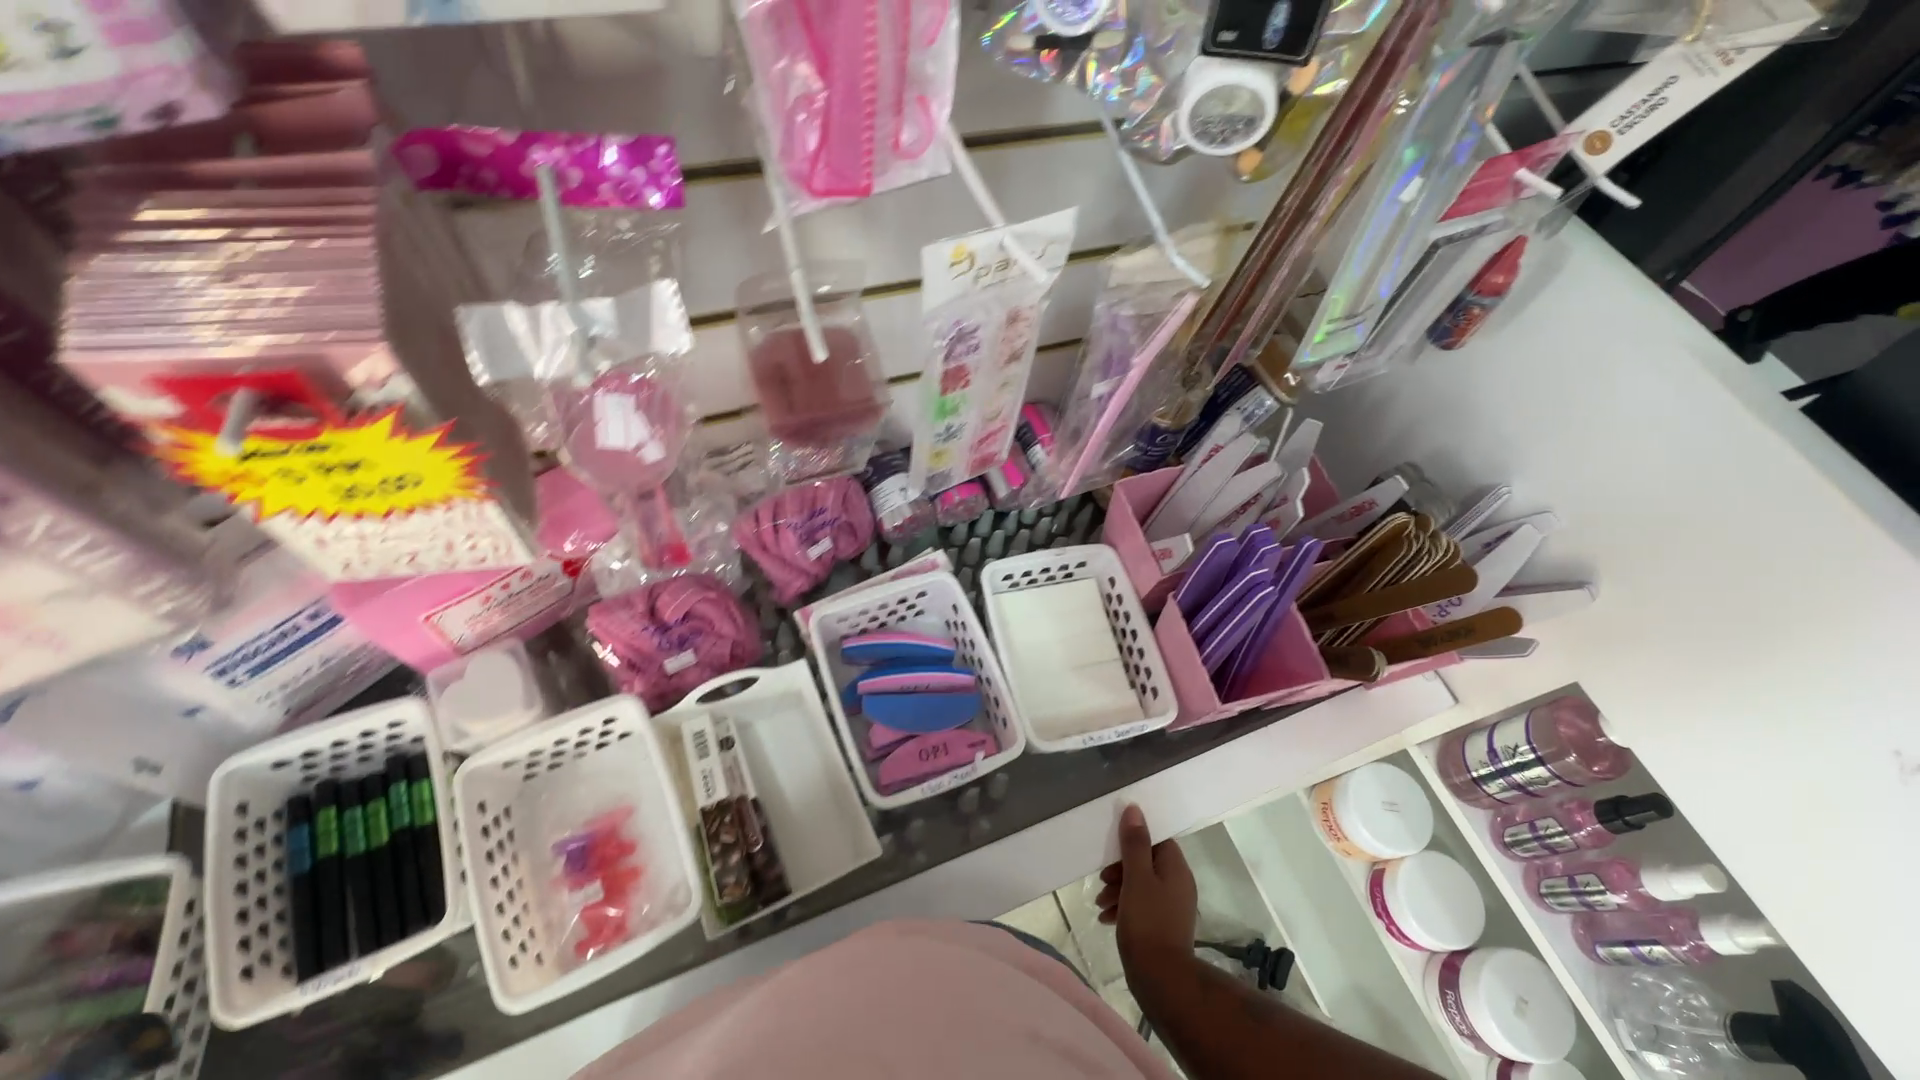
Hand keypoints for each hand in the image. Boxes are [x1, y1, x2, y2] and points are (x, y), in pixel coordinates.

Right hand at [1095, 804, 1197, 979]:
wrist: (1161, 978)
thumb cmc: (1148, 922)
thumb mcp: (1136, 878)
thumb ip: (1134, 843)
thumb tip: (1135, 809)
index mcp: (1176, 869)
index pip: (1158, 840)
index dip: (1134, 840)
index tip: (1112, 848)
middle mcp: (1178, 884)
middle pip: (1147, 862)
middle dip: (1121, 868)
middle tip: (1102, 879)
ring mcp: (1171, 907)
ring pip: (1141, 885)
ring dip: (1118, 888)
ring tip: (1100, 902)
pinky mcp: (1162, 926)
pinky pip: (1141, 906)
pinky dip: (1123, 906)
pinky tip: (1106, 918)